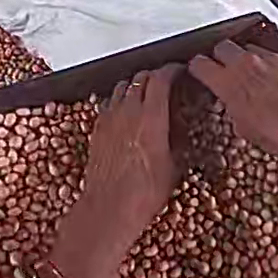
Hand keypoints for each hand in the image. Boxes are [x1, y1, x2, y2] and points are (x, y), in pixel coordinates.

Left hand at [54, 66, 181, 277]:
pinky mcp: (98, 129)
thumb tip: (179, 126)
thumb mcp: (174, 166)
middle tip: (167, 82)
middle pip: (141, 78)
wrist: (109, 207)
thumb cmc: (144, 192)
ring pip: (123, 87)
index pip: (161, 78)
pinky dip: (121, 101)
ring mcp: (109, 118)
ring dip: (137, 86)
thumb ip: (177, 139)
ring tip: (148, 95)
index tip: (180, 70)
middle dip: (156, 76)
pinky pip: (110, 103)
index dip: (172, 70)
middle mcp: (128, 111)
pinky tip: (128, 113)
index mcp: (151, 116)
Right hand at [186, 41, 277, 157]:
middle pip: (223, 46)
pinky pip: (270, 55)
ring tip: (247, 74)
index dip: (196, 68)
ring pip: (248, 48)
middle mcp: (246, 64)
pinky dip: (266, 63)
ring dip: (244, 57)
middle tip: (221, 69)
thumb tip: (233, 103)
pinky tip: (269, 77)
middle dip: (219, 56)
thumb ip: (232, 107)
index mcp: (228, 81)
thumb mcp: (243, 127)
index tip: (198, 71)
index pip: (200, 63)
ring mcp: (269, 59)